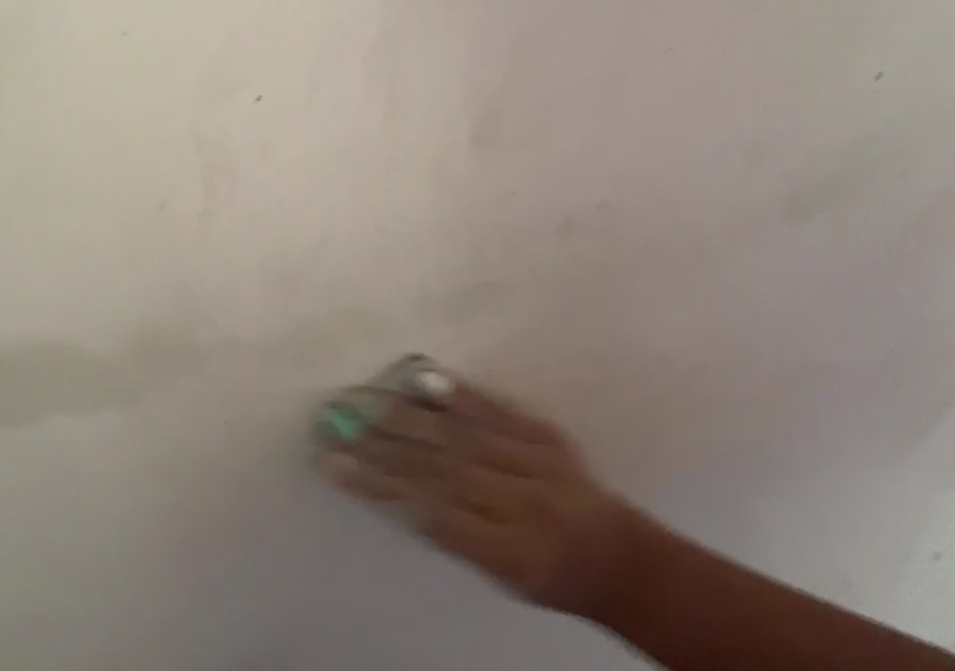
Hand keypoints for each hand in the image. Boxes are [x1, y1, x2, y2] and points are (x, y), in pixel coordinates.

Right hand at [315, 375, 643, 618]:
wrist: (621, 557)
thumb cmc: (548, 576)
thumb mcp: (499, 575)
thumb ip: (450, 532)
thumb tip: (392, 490)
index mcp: (510, 551)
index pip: (430, 512)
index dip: (379, 486)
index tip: (334, 463)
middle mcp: (524, 504)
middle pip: (441, 467)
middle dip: (383, 443)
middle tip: (338, 422)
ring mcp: (539, 465)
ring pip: (464, 435)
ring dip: (410, 414)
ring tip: (366, 398)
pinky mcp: (548, 436)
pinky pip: (500, 411)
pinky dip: (460, 395)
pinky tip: (427, 379)